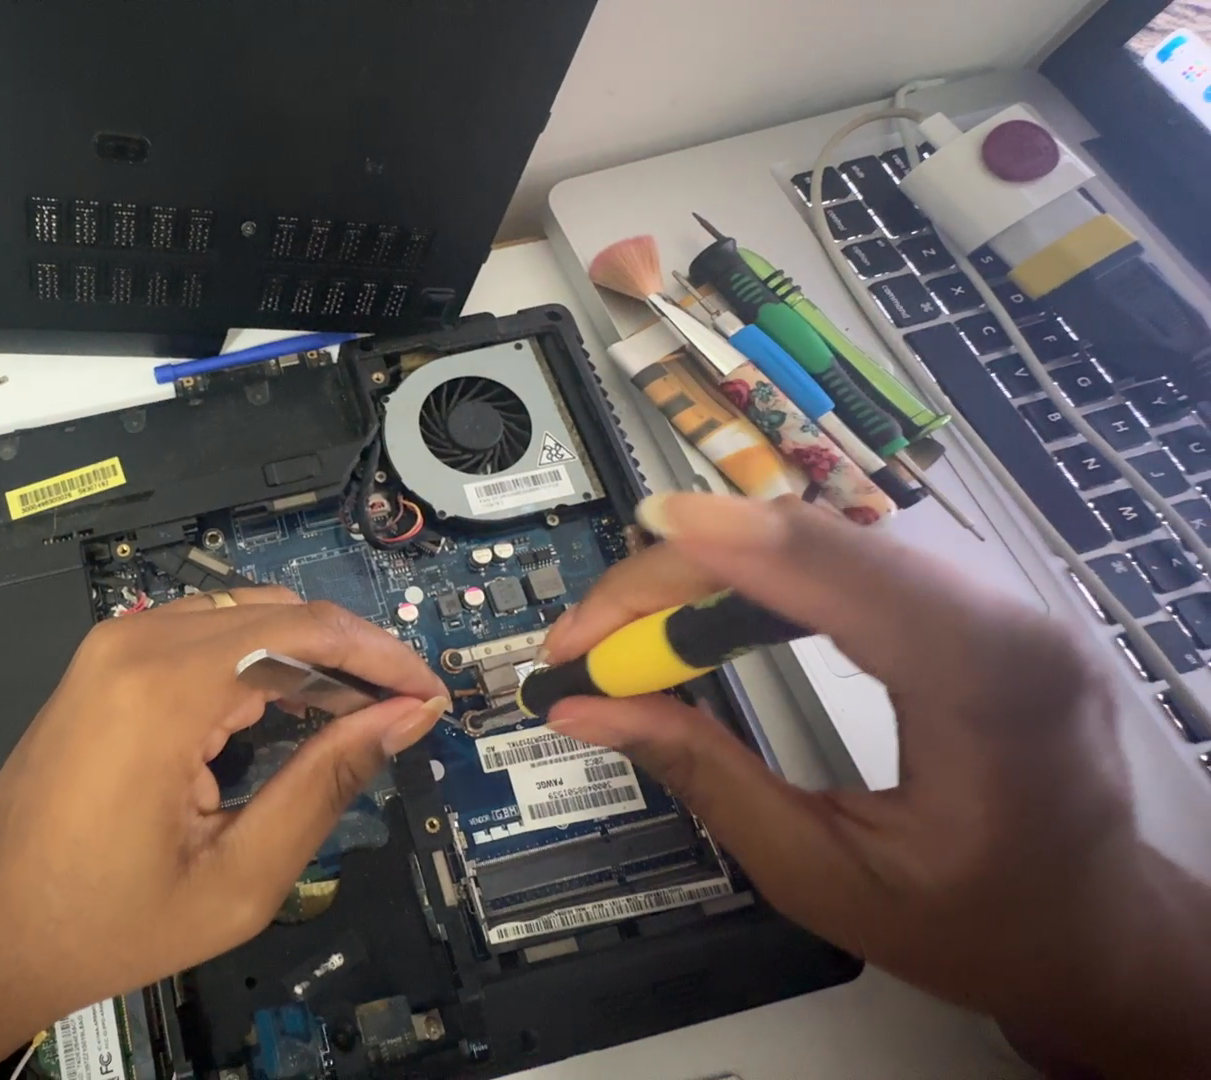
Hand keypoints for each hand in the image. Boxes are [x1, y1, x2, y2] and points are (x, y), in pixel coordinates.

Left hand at [0, 587, 447, 1079]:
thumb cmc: (110, 920)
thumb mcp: (239, 877)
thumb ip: (326, 785)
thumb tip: (400, 719)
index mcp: (164, 688)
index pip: (300, 630)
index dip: (377, 654)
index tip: (426, 691)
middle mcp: (136, 641)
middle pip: (274, 613)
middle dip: (348, 653)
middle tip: (400, 707)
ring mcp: (113, 643)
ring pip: (240, 618)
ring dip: (305, 655)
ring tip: (357, 711)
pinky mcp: (106, 659)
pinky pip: (201, 636)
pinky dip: (257, 661)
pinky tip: (289, 705)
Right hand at [541, 493, 1210, 1075]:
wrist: (1098, 927)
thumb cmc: (978, 923)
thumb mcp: (818, 871)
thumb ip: (702, 776)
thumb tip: (582, 710)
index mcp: (995, 693)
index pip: (859, 582)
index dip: (745, 542)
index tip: (646, 529)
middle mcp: (997, 620)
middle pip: (804, 546)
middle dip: (673, 577)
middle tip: (582, 642)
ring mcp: (974, 600)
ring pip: (799, 542)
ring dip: (689, 576)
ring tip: (615, 636)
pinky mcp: (939, 600)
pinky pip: (814, 561)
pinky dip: (728, 579)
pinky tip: (681, 616)